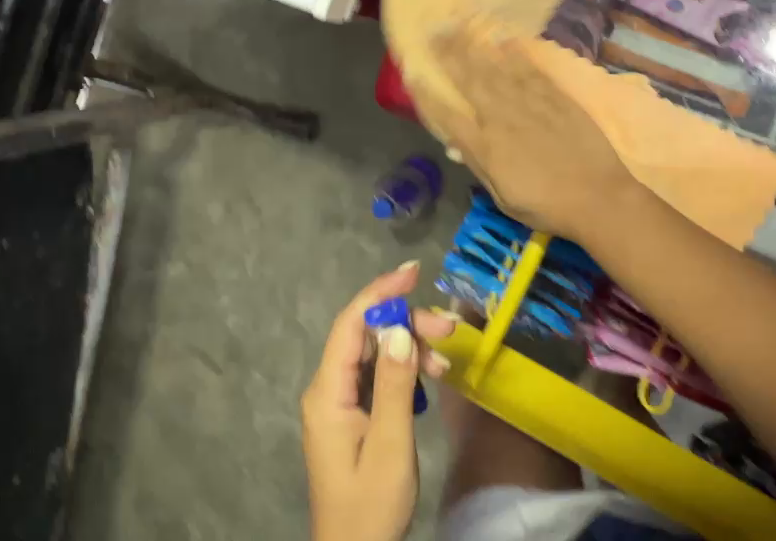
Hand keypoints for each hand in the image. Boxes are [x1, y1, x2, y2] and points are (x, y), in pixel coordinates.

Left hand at [301, 263, 455, 540]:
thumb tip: (398, 329)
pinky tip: (430, 378)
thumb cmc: (371, 503)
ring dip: (409, 348)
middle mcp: (327, 388)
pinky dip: (403, 371)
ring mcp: (338, 402)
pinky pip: (377, 377)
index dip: (380, 293)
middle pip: (365, 336)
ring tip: (446, 361)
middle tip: (448, 330)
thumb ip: (394, 385)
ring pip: (374, 355)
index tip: (413, 273)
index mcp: (327, 390)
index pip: (351, 324)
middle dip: (405, 324)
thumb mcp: (389, 445)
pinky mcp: (351, 415)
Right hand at [425, 28, 637, 241]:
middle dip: (450, 56)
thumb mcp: (503, 196)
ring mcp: (530, 104)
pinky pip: (529, 71)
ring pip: (497, 70)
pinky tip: (503, 43)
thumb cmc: (546, 206)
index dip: (427, 93)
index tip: (413, 72)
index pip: (447, 115)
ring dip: (476, 48)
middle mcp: (502, 119)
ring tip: (460, 29)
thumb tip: (457, 142)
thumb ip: (479, 165)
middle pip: (470, 81)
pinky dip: (514, 55)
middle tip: (435, 34)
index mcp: (485, 147)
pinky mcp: (556, 98)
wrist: (600, 198)